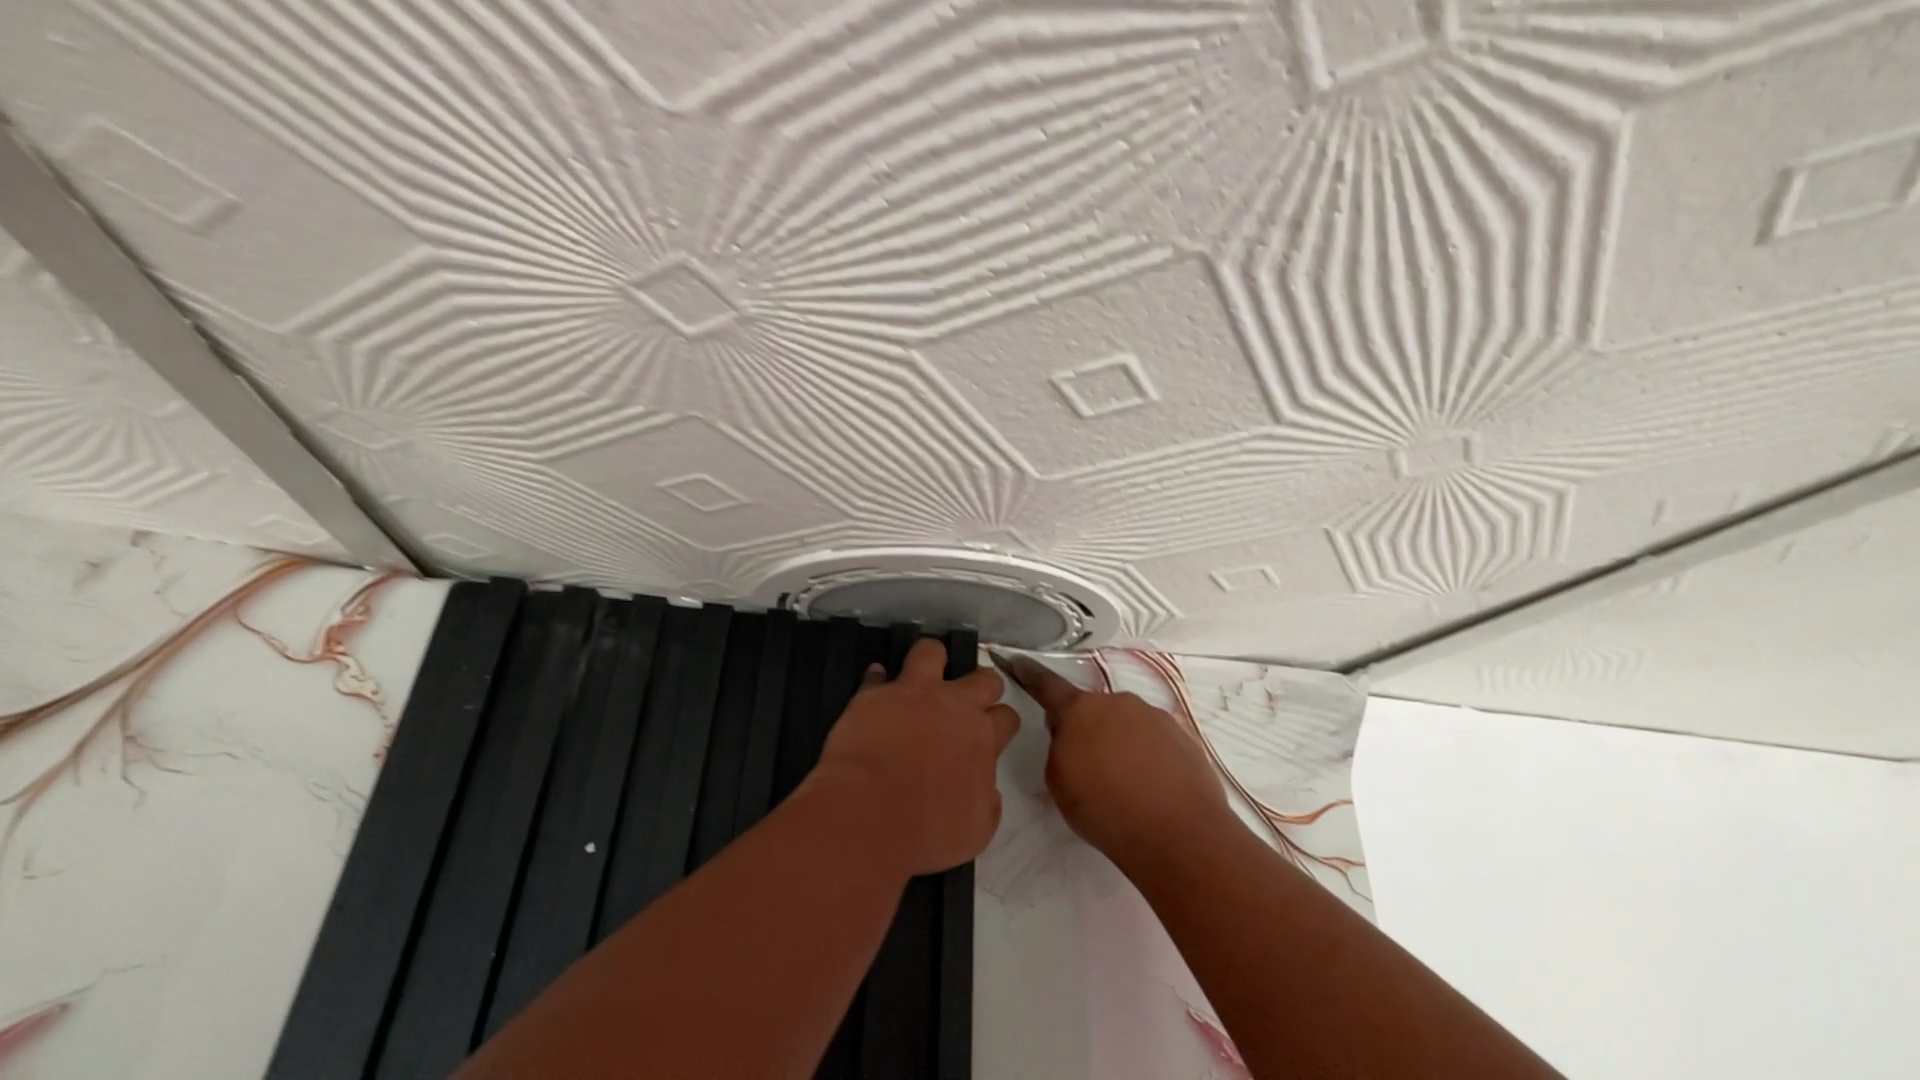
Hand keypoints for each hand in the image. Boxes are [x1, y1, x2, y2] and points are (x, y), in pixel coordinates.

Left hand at [808, 638, 1019, 876]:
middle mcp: (953, 706)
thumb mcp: (976, 832)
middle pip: (983, 678)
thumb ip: (988, 803)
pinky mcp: (873, 695)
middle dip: (981, 686)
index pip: (1007, 716)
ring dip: (931, 660)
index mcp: (983, 738)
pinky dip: (878, 681)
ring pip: (931, 652)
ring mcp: (911, 694)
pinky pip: (877, 675)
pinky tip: (875, 689)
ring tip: (925, 673)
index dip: (1001, 723)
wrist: (868, 815)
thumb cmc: (926, 831)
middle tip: (967, 703)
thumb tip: (988, 790)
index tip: (993, 733)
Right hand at [1004, 655, 1234, 866]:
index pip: (1048, 686)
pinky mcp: (1183, 737)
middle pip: (1092, 710)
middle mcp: (1119, 703)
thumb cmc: (1105, 809)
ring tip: (1124, 786)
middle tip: (1087, 769)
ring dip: (1119, 744)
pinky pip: (1154, 741)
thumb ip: (1057, 747)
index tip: (1016, 660)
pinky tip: (1151, 789)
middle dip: (1086, 730)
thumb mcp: (1059, 782)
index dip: (1030, 674)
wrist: (1178, 833)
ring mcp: (1155, 717)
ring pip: (1126, 725)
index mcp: (1081, 710)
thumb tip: (1070, 737)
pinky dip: (1147, 758)